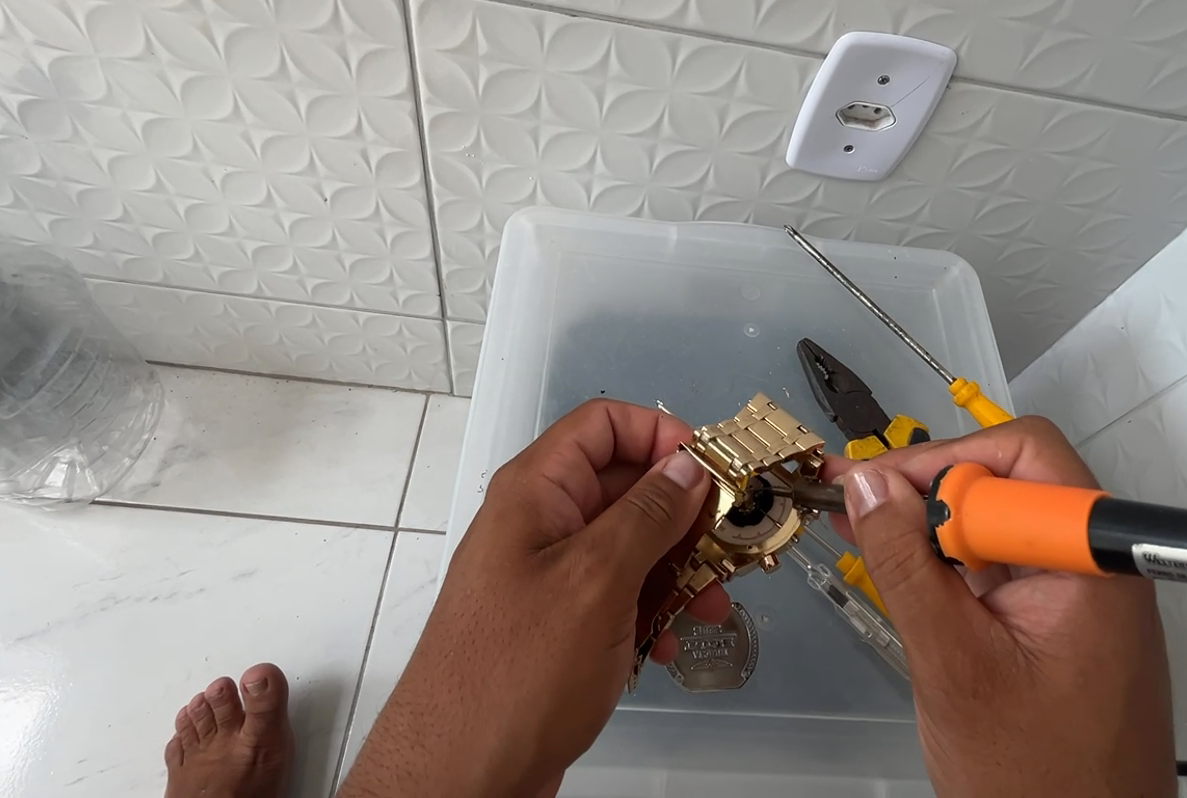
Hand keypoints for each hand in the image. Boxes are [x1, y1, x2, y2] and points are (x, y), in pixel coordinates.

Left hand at [342, 399, 728, 796]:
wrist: (458, 779)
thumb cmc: (522, 667)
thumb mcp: (598, 578)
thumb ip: (648, 514)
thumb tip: (688, 464)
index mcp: (538, 488)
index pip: (603, 424)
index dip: (659, 433)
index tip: (710, 469)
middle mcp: (542, 519)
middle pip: (623, 483)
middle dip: (681, 510)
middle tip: (729, 541)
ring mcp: (548, 572)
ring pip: (627, 541)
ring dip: (675, 565)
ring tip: (715, 603)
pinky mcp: (558, 620)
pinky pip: (615, 590)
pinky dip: (650, 606)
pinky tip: (671, 643)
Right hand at [827, 417, 1174, 797]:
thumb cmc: (1029, 777)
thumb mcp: (951, 663)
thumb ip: (905, 563)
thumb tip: (865, 481)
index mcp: (1089, 564)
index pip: (1023, 456)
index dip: (944, 459)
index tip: (876, 489)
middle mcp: (1090, 564)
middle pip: (1007, 478)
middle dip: (927, 484)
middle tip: (859, 502)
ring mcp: (1073, 593)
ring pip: (993, 518)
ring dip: (925, 517)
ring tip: (859, 522)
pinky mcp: (1052, 618)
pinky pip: (992, 560)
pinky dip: (940, 555)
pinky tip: (894, 560)